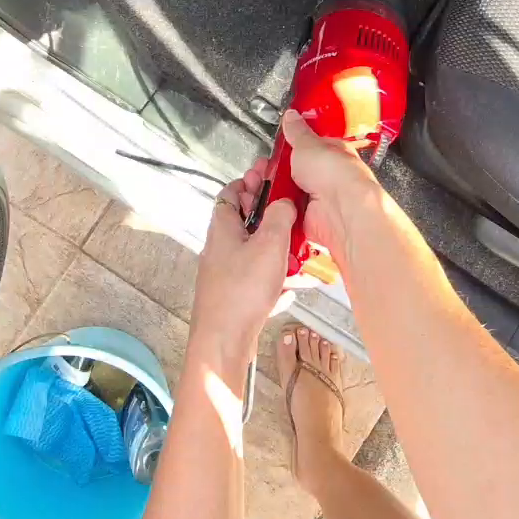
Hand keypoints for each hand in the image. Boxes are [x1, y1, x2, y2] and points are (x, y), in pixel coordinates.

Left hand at [189, 159, 297, 367]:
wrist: (224, 343)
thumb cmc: (241, 292)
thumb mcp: (269, 244)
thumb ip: (280, 216)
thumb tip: (284, 202)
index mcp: (223, 227)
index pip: (231, 192)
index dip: (251, 181)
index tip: (271, 175)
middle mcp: (220, 247)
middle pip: (246, 221)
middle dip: (272, 217)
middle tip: (293, 215)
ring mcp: (225, 273)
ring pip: (255, 251)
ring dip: (278, 249)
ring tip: (299, 254)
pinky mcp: (234, 296)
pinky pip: (258, 278)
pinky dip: (276, 277)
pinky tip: (291, 287)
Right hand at [278, 110, 384, 263]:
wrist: (342, 209)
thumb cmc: (337, 174)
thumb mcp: (308, 143)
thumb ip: (297, 131)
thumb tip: (291, 116)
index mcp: (331, 153)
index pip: (307, 145)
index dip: (289, 146)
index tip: (275, 147)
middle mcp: (325, 177)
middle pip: (292, 171)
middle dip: (277, 171)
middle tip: (267, 169)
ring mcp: (316, 199)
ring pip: (287, 193)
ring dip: (275, 191)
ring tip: (269, 185)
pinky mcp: (308, 219)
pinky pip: (286, 213)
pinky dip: (279, 210)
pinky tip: (276, 203)